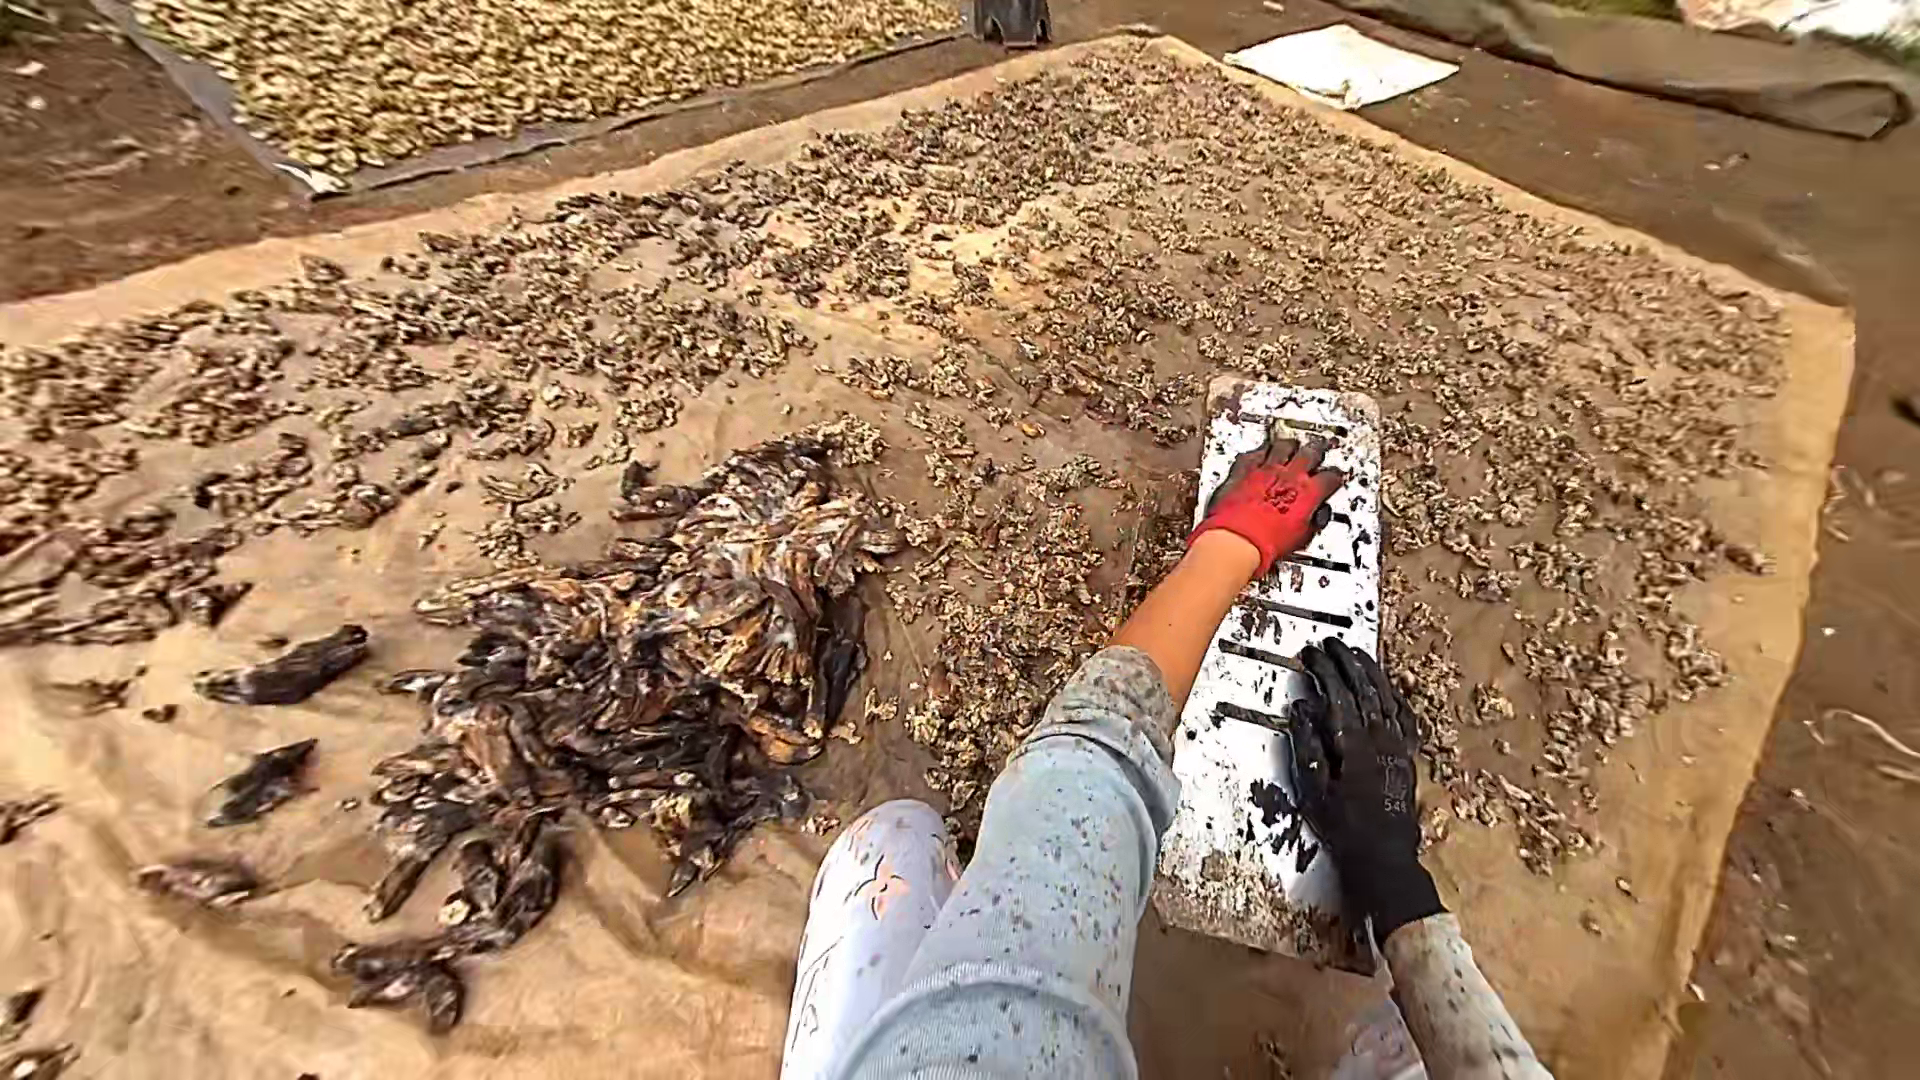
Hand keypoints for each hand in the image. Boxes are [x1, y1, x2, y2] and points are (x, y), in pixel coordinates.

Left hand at [1189, 432, 1344, 576]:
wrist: (1236, 541)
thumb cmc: (1265, 543)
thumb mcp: (1302, 537)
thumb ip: (1312, 521)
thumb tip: (1315, 517)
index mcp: (1310, 492)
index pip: (1331, 477)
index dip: (1334, 476)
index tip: (1333, 477)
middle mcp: (1290, 476)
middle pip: (1310, 452)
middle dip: (1316, 451)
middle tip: (1317, 450)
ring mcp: (1265, 470)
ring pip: (1282, 446)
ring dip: (1288, 446)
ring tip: (1290, 446)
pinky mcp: (1241, 471)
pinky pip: (1252, 454)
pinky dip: (1258, 453)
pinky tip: (1258, 453)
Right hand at [1287, 637, 1443, 944]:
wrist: (1384, 857)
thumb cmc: (1342, 825)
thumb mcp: (1314, 789)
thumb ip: (1307, 746)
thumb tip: (1300, 709)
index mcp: (1356, 746)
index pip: (1339, 696)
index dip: (1324, 671)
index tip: (1310, 653)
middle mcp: (1382, 742)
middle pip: (1365, 691)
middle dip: (1347, 663)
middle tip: (1331, 643)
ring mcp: (1399, 749)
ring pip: (1388, 699)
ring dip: (1372, 673)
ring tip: (1358, 653)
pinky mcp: (1408, 758)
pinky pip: (1406, 720)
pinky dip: (1397, 698)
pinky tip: (1391, 689)